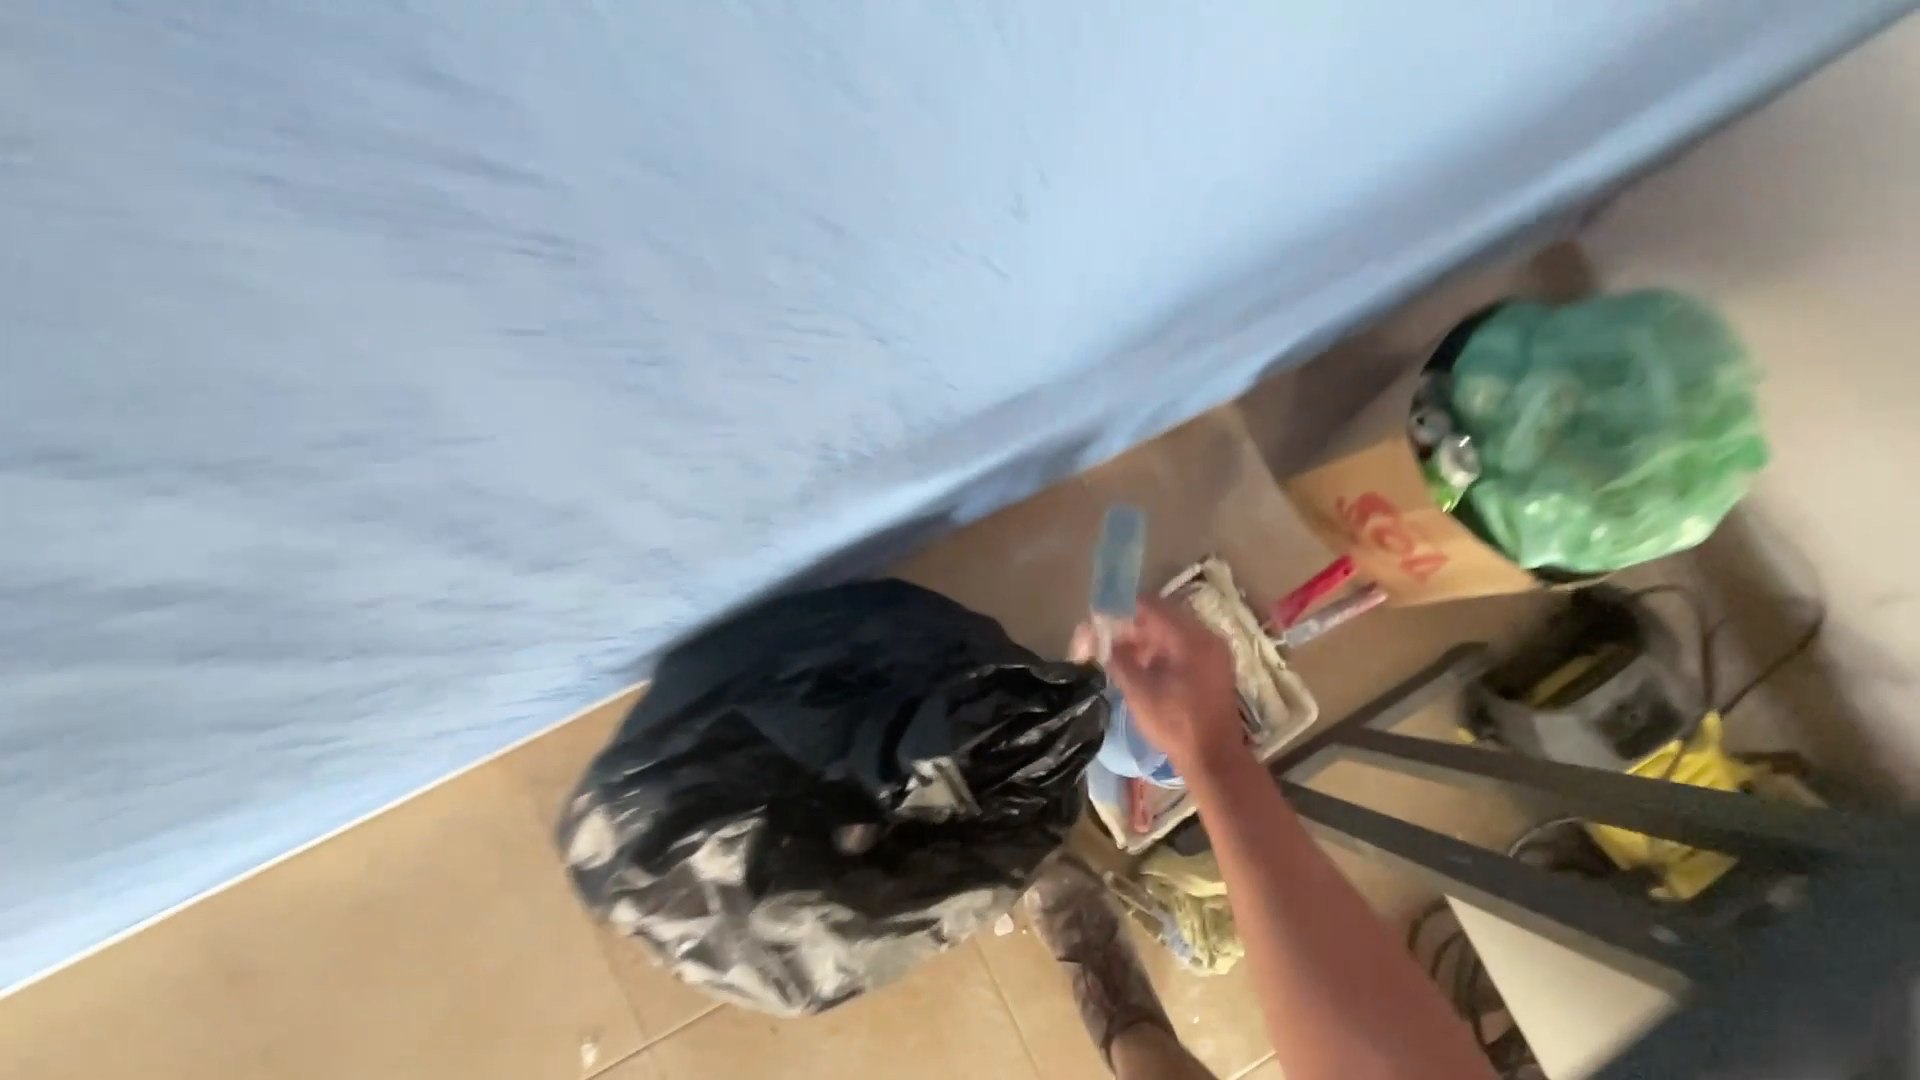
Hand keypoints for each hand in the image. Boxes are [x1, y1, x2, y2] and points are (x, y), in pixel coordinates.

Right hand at [1100, 596, 1247, 775]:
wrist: (1215, 759)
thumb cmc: (1175, 724)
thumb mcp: (1138, 691)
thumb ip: (1115, 657)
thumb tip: (1093, 635)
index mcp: (1190, 638)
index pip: (1150, 606)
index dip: (1121, 610)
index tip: (1099, 622)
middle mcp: (1207, 637)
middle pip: (1163, 616)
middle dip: (1132, 626)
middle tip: (1107, 642)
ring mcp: (1214, 652)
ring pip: (1172, 632)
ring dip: (1146, 640)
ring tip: (1121, 658)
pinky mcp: (1214, 668)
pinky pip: (1183, 647)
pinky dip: (1162, 652)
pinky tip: (1144, 670)